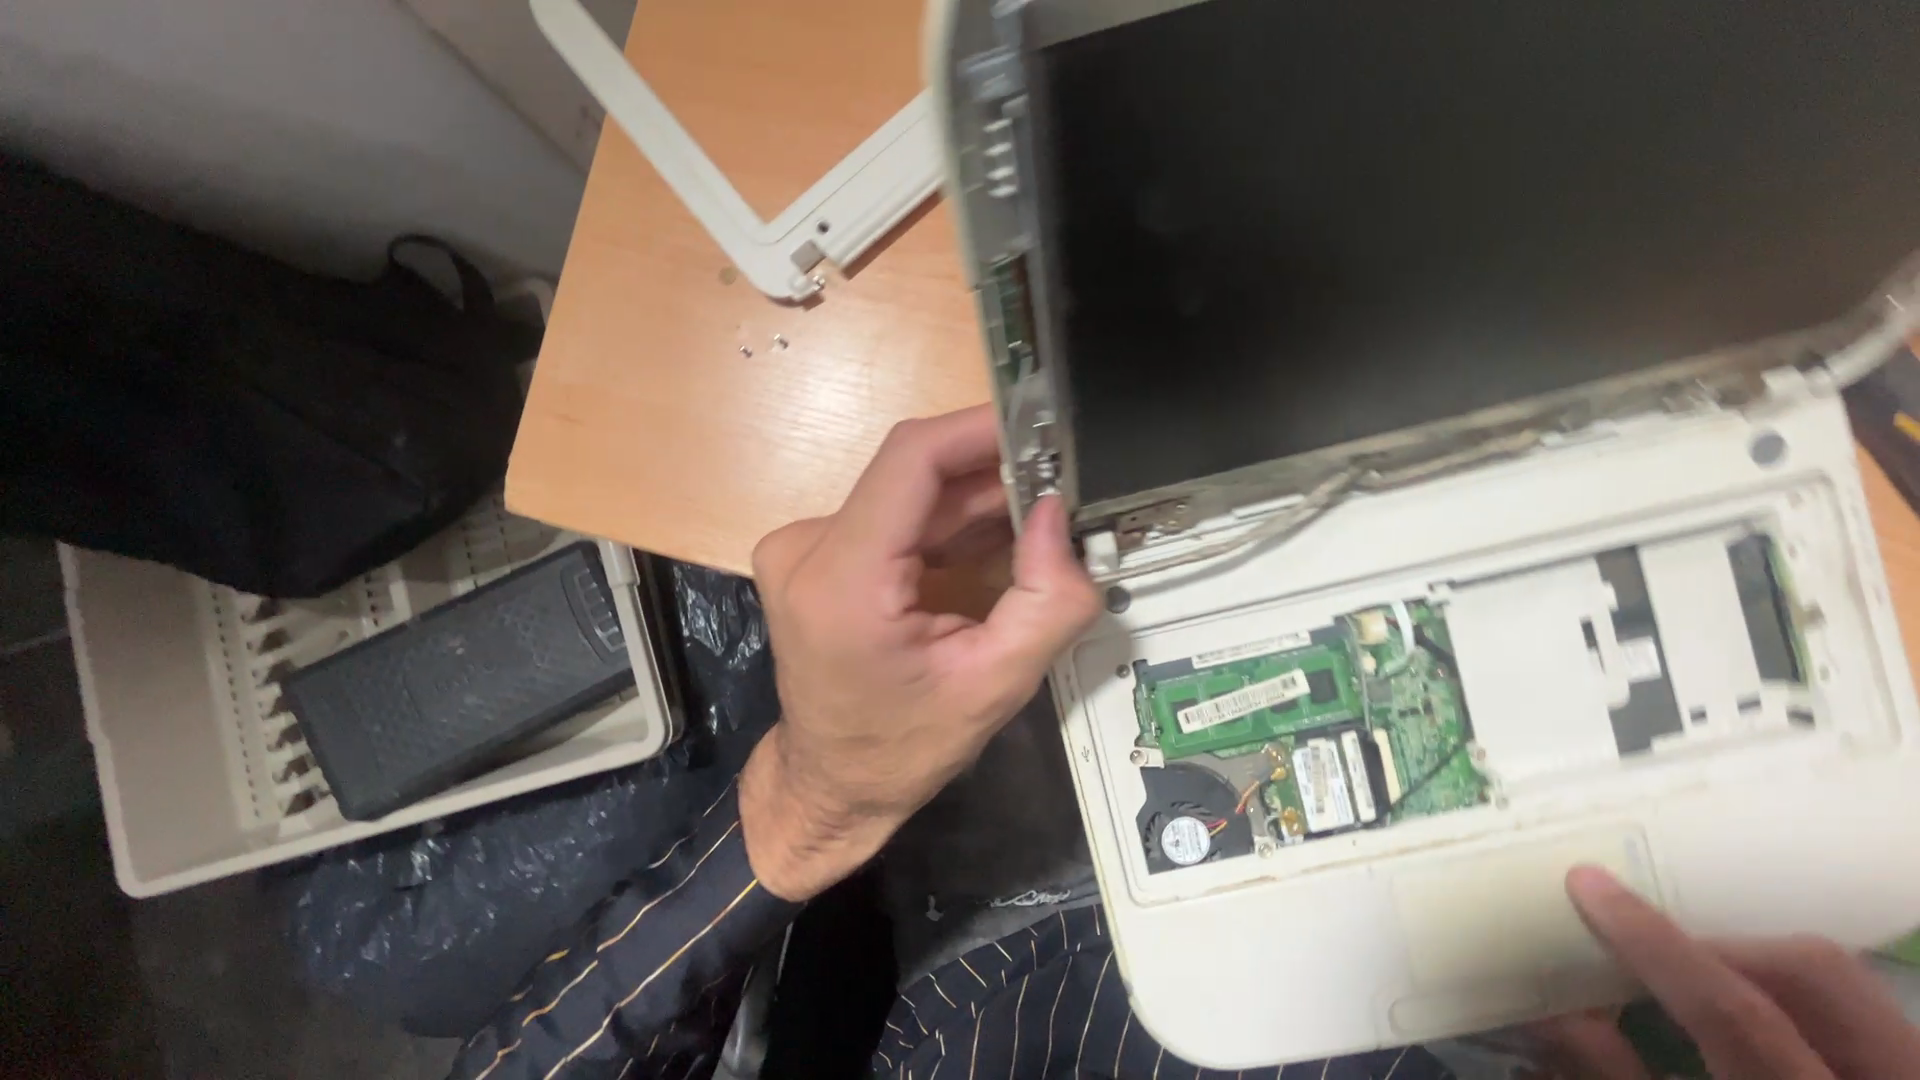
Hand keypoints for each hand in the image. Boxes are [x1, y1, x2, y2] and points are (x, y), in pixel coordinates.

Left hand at [738, 406, 1101, 901]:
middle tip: (1059, 486)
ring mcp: (800, 547)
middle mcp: (806, 548)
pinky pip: (891, 514)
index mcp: (843, 582)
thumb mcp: (995, 686)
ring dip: (973, 499)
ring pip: (906, 492)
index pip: (912, 460)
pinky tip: (992, 540)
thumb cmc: (903, 748)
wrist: (830, 784)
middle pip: (913, 474)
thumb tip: (1058, 513)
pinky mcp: (812, 553)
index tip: (1041, 428)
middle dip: (991, 473)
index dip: (980, 429)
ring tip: (1036, 519)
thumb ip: (1046, 599)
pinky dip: (945, 521)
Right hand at [1528, 866, 1919, 1078]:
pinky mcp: (1914, 1075)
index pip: (1733, 1011)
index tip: (1589, 885)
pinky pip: (1863, 1014)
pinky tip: (1751, 1018)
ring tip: (1695, 979)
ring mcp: (1915, 1078)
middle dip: (1719, 942)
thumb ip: (1617, 1079)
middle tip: (1649, 945)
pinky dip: (1794, 997)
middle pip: (1813, 973)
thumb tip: (1551, 1004)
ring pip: (1847, 984)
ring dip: (1757, 966)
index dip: (1654, 943)